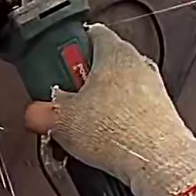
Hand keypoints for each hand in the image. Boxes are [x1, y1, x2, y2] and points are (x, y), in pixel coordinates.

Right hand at [23, 23, 195, 195]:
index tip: (56, 64)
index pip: (89, 33)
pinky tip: (103, 143)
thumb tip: (35, 113)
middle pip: (102, 65)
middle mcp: (138, 64)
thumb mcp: (61, 119)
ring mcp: (152, 89)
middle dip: (81, 84)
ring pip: (116, 91)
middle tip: (64, 103)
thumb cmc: (119, 132)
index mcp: (114, 52)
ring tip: (82, 129)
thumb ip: (41, 112)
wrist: (157, 161)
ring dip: (98, 106)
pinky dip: (115, 124)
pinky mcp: (160, 114)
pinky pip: (130, 112)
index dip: (68, 47)